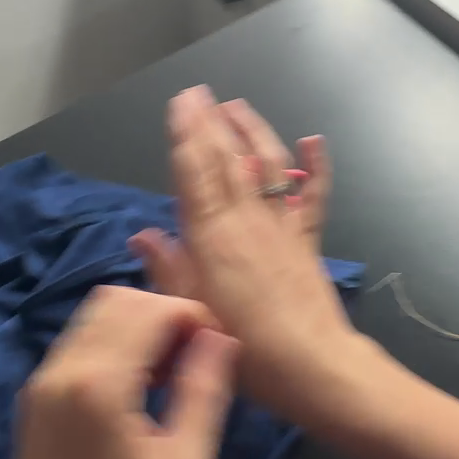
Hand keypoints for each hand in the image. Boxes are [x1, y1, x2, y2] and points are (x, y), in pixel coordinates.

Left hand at [0, 286, 238, 458]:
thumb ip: (206, 393)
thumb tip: (222, 338)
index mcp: (99, 382)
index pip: (154, 308)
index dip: (193, 315)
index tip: (217, 348)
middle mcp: (63, 365)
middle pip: (121, 297)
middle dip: (165, 312)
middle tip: (192, 356)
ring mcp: (42, 375)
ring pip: (97, 309)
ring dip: (138, 321)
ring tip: (165, 369)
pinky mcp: (34, 389)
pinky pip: (79, 335)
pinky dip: (113, 337)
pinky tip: (133, 382)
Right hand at [130, 86, 368, 425]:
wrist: (311, 366)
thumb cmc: (244, 347)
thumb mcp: (192, 313)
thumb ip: (168, 269)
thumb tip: (143, 233)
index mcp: (212, 237)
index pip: (194, 174)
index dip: (186, 136)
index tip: (181, 105)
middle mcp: (246, 220)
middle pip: (226, 160)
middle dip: (210, 122)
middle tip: (198, 92)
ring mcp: (281, 225)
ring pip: (266, 166)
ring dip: (252, 132)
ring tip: (236, 106)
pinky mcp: (308, 237)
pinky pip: (313, 196)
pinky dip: (315, 167)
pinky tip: (313, 141)